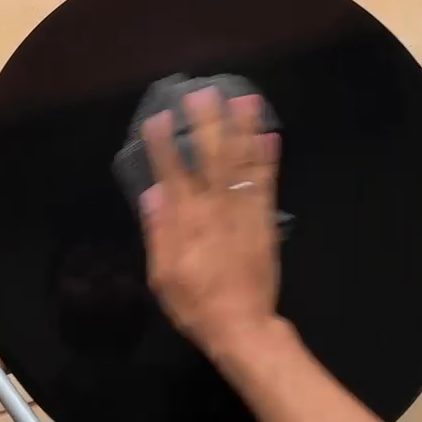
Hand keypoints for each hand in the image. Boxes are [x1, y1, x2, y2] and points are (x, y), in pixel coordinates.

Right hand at [138, 89, 282, 362]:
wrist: (243, 328)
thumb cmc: (196, 303)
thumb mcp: (163, 275)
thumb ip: (159, 232)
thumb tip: (153, 192)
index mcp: (187, 222)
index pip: (172, 173)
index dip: (164, 144)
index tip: (158, 117)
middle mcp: (216, 209)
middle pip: (211, 158)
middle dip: (207, 123)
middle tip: (203, 92)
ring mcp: (243, 212)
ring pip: (242, 163)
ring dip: (242, 129)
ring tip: (242, 100)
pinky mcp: (264, 220)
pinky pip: (266, 183)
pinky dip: (267, 158)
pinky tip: (268, 135)